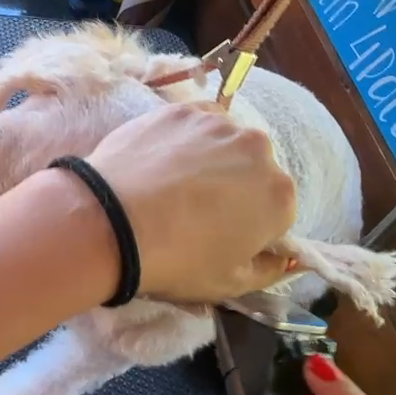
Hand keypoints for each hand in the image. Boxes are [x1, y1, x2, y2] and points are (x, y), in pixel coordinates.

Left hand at [85, 102, 295, 302]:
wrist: (109, 223)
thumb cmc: (175, 260)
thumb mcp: (230, 285)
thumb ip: (270, 269)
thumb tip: (285, 258)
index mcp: (279, 196)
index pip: (277, 212)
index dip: (251, 227)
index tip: (222, 237)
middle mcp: (259, 150)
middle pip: (254, 171)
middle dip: (235, 188)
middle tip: (195, 211)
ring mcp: (219, 124)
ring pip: (224, 143)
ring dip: (210, 160)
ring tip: (172, 185)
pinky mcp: (182, 110)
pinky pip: (194, 124)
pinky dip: (184, 140)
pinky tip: (159, 162)